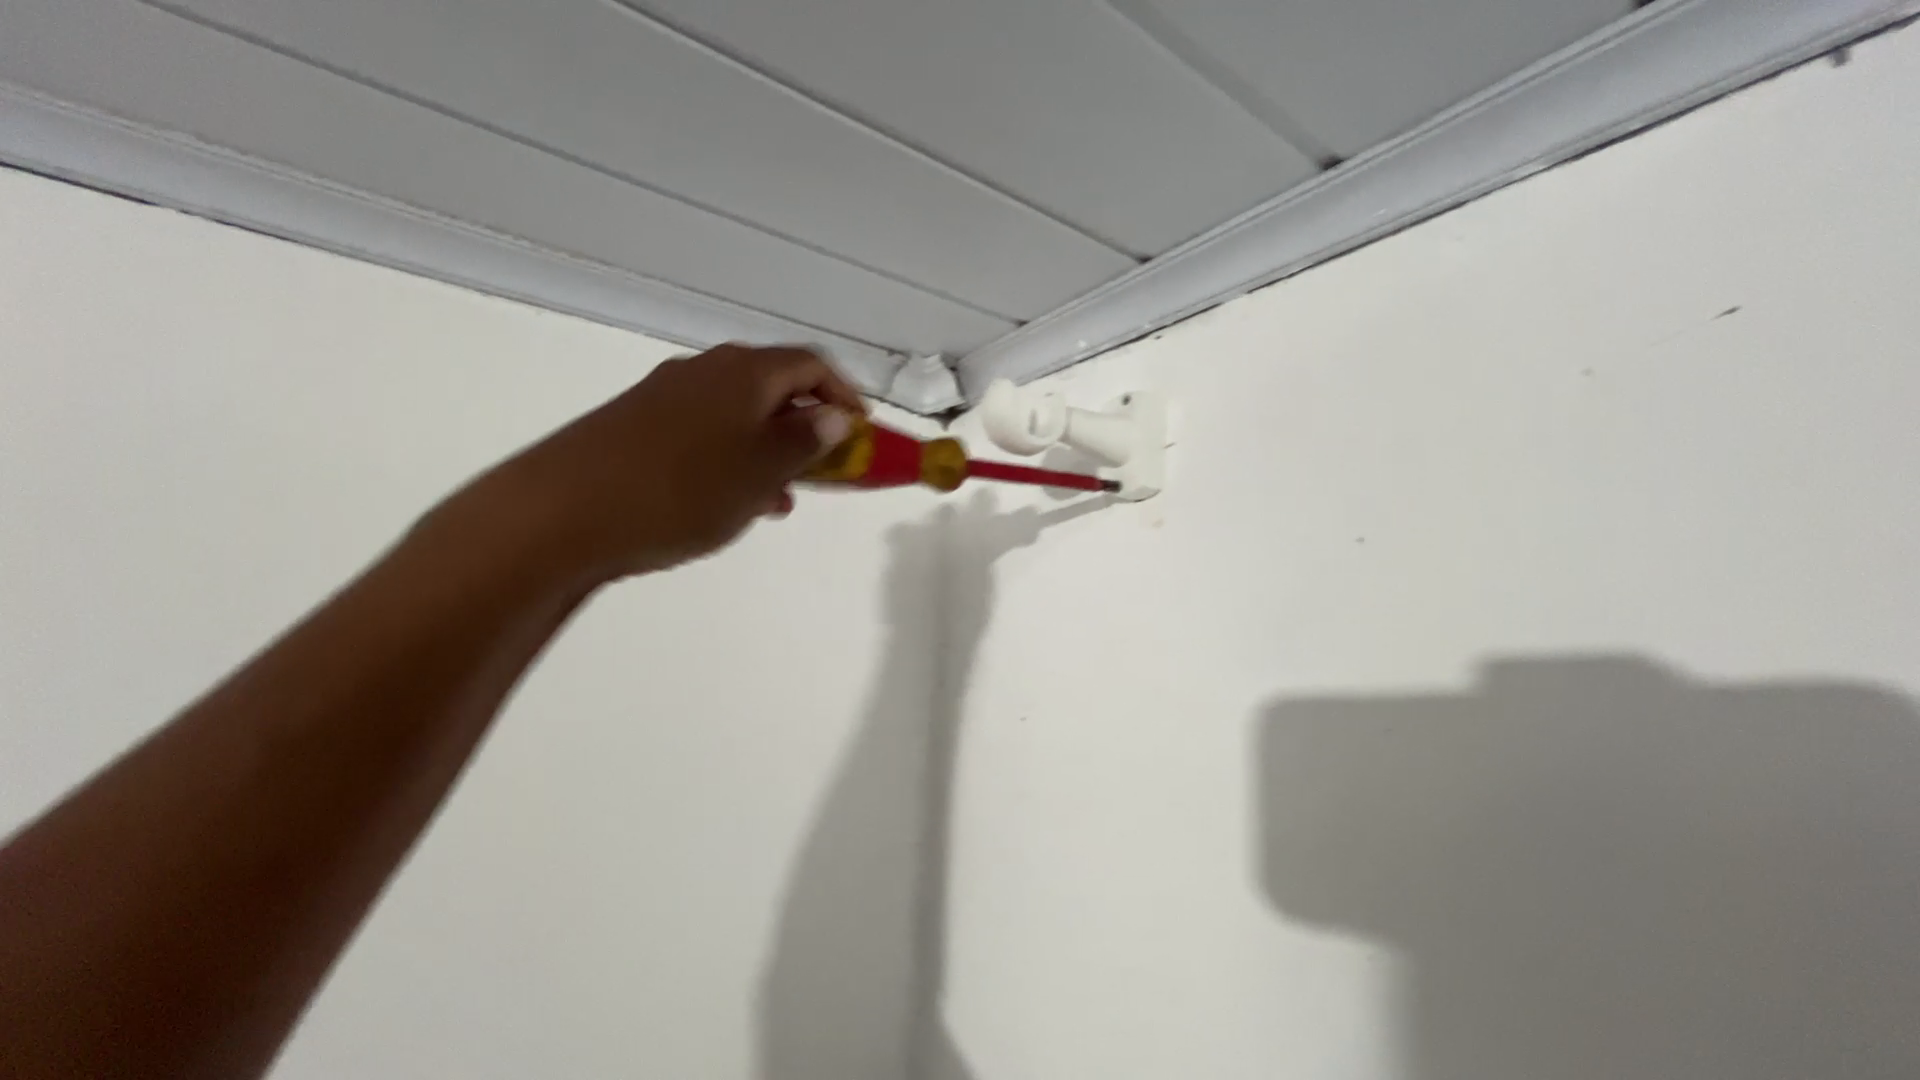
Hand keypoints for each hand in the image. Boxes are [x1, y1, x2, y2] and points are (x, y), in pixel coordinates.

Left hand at [466, 343, 864, 582]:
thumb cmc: (680, 490)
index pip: (810, 364)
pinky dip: (729, 458)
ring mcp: (664, 396)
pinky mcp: (634, 425)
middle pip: (771, 386)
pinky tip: (725, 501)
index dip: (844, 393)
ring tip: (777, 498)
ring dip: (767, 448)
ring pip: (736, 414)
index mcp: (742, 372)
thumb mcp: (758, 472)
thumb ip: (803, 442)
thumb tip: (832, 416)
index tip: (862, 432)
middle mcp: (704, 371)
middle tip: (823, 469)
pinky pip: (702, 432)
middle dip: (805, 426)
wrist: (561, 513)